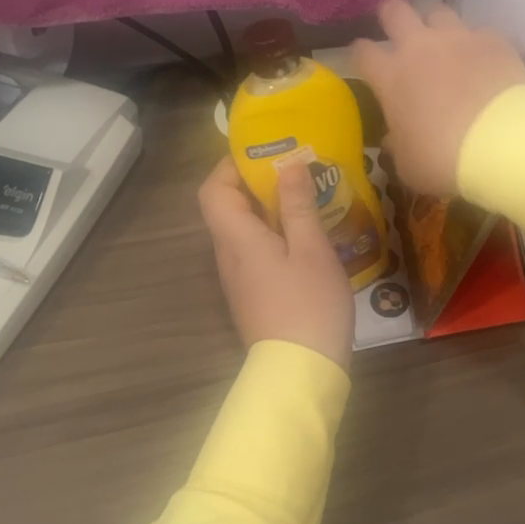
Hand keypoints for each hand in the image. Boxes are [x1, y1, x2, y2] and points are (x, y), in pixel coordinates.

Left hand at [198, 157, 353, 368]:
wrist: (301, 372)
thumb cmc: (307, 304)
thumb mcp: (311, 249)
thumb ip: (297, 206)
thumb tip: (289, 165)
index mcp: (237, 239)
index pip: (213, 191)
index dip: (230, 166)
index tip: (264, 151)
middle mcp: (229, 255)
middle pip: (227, 207)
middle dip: (256, 181)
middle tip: (296, 168)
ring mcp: (240, 278)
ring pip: (243, 229)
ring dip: (269, 206)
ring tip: (307, 194)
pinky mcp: (254, 293)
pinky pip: (256, 249)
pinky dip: (275, 231)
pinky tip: (308, 232)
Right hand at [352, 0, 524, 196]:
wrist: (501, 142)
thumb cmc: (444, 159)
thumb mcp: (408, 164)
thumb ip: (398, 144)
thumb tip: (394, 138)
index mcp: (391, 77)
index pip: (363, 52)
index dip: (361, 53)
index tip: (364, 59)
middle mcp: (421, 47)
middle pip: (396, 11)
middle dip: (391, 14)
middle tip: (395, 24)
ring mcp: (459, 38)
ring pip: (439, 12)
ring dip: (437, 25)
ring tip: (445, 43)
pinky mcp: (494, 40)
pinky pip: (480, 32)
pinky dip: (479, 44)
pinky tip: (486, 61)